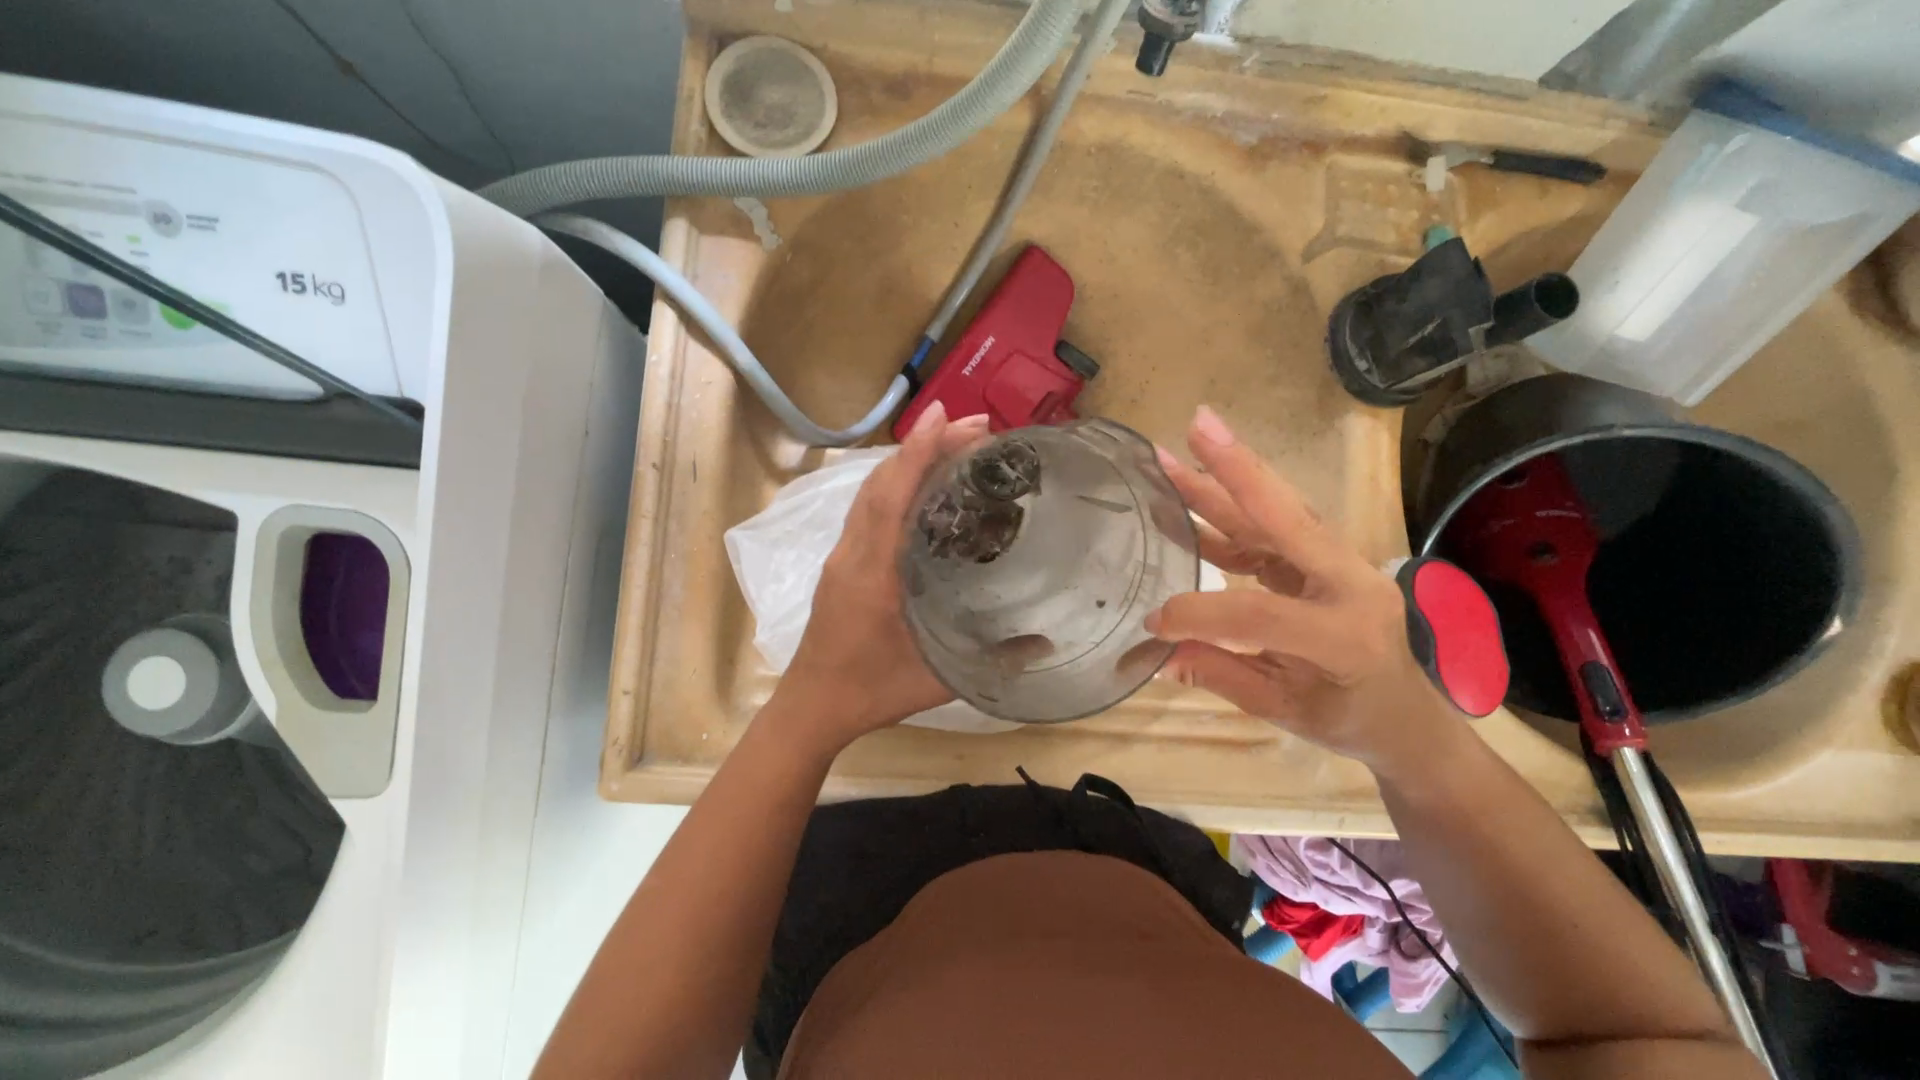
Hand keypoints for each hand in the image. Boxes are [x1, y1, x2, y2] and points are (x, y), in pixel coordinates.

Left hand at [772, 402, 991, 751]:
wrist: (811, 706)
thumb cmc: (871, 692)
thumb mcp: (936, 680)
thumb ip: (992, 662)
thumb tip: (1047, 642)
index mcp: (872, 573)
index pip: (892, 497)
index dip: (918, 452)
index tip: (947, 415)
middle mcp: (853, 553)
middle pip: (882, 481)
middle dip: (926, 444)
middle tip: (978, 427)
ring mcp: (844, 555)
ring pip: (872, 490)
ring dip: (910, 459)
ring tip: (957, 443)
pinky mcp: (843, 562)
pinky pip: (868, 507)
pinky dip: (897, 481)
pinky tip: (926, 484)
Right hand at [1147, 406, 1467, 781]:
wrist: (1407, 715)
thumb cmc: (1351, 721)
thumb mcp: (1286, 713)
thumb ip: (1223, 677)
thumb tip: (1159, 654)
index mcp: (1346, 634)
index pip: (1259, 611)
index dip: (1200, 614)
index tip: (1154, 624)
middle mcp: (1350, 584)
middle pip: (1288, 520)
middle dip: (1239, 471)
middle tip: (1198, 425)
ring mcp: (1341, 564)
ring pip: (1278, 514)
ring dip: (1228, 479)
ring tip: (1184, 444)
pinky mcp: (1325, 558)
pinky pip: (1275, 528)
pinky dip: (1232, 511)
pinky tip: (1194, 492)